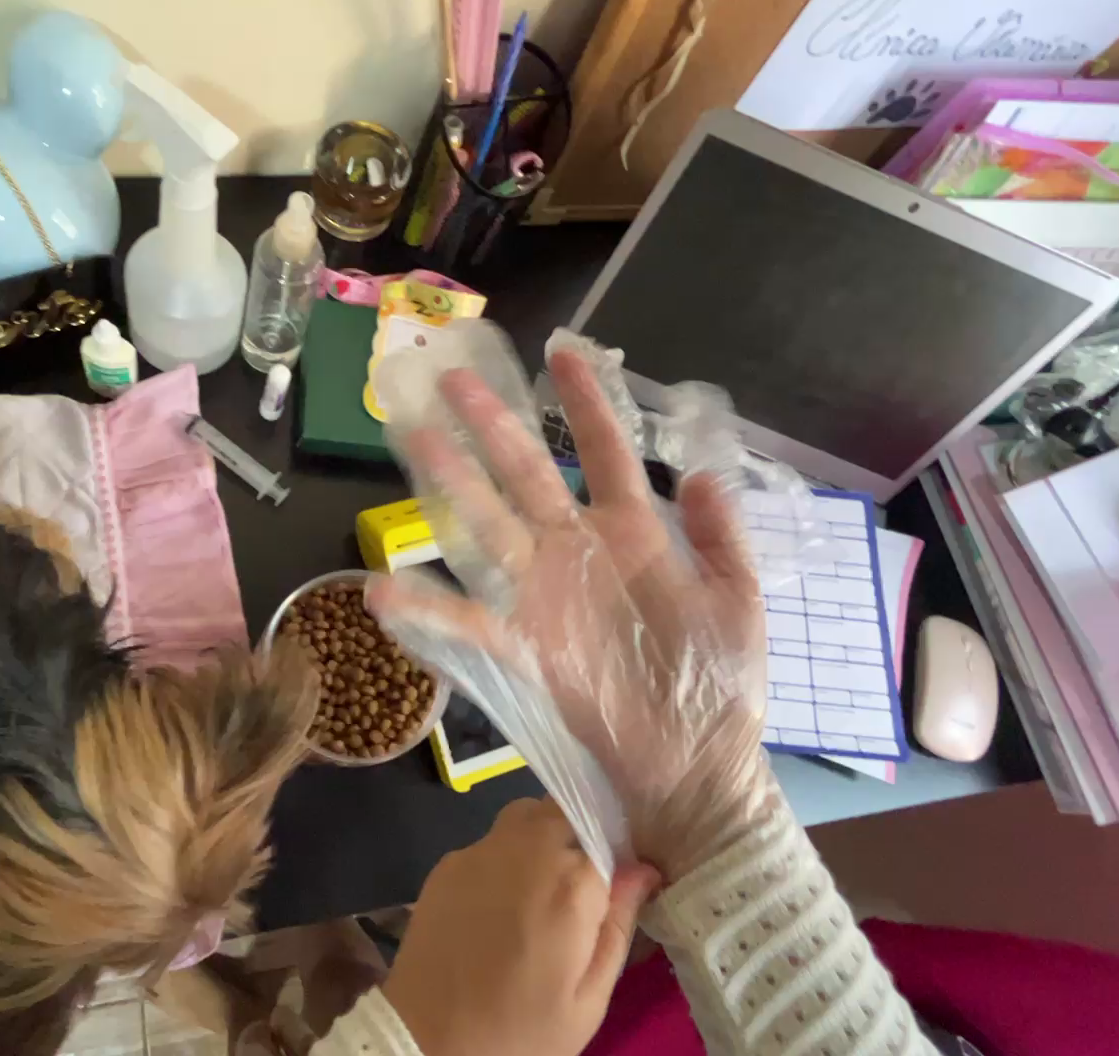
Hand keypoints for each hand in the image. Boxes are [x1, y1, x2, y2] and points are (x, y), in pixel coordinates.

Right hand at [369, 349, 772, 879]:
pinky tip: (381, 590)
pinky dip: (424, 608)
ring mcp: (541, 592)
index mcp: (631, 532)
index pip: (604, 453)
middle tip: (451, 380)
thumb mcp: (737, 600)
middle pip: (526, 475)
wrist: (693, 765)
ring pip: (486, 525)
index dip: (588, 404)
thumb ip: (719, 536)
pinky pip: (464, 620)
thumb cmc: (720, 682)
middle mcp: (574, 549)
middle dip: (492, 426)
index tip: (563, 355)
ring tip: (411, 441)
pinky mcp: (520, 641)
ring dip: (449, 485)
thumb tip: (697, 470)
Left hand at [381, 799, 660, 1055]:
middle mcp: (524, 850)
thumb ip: (617, 923)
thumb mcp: (589, 996)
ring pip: (523, 815)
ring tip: (544, 889)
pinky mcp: (447, 861)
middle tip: (582, 883)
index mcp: (571, 883)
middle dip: (578, 832)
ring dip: (541, 835)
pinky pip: (489, 841)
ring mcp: (479, 851)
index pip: (607, 832)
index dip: (617, 849)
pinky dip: (505, 856)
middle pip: (561, 810)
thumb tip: (642, 868)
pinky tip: (502, 901)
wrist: (429, 1037)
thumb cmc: (522, 1029)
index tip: (622, 875)